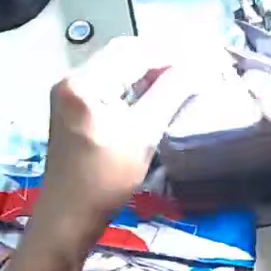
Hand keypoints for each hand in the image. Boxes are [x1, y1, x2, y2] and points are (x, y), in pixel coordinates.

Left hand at [31, 37, 197, 253]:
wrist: (67, 218)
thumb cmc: (104, 181)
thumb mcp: (142, 135)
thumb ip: (169, 94)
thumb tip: (197, 67)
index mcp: (84, 83)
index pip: (135, 52)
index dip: (172, 52)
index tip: (204, 56)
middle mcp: (72, 79)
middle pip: (123, 54)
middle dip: (161, 57)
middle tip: (196, 63)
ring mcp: (69, 94)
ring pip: (117, 67)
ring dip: (149, 68)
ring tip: (183, 74)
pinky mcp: (73, 108)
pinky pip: (108, 83)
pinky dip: (134, 83)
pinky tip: (157, 89)